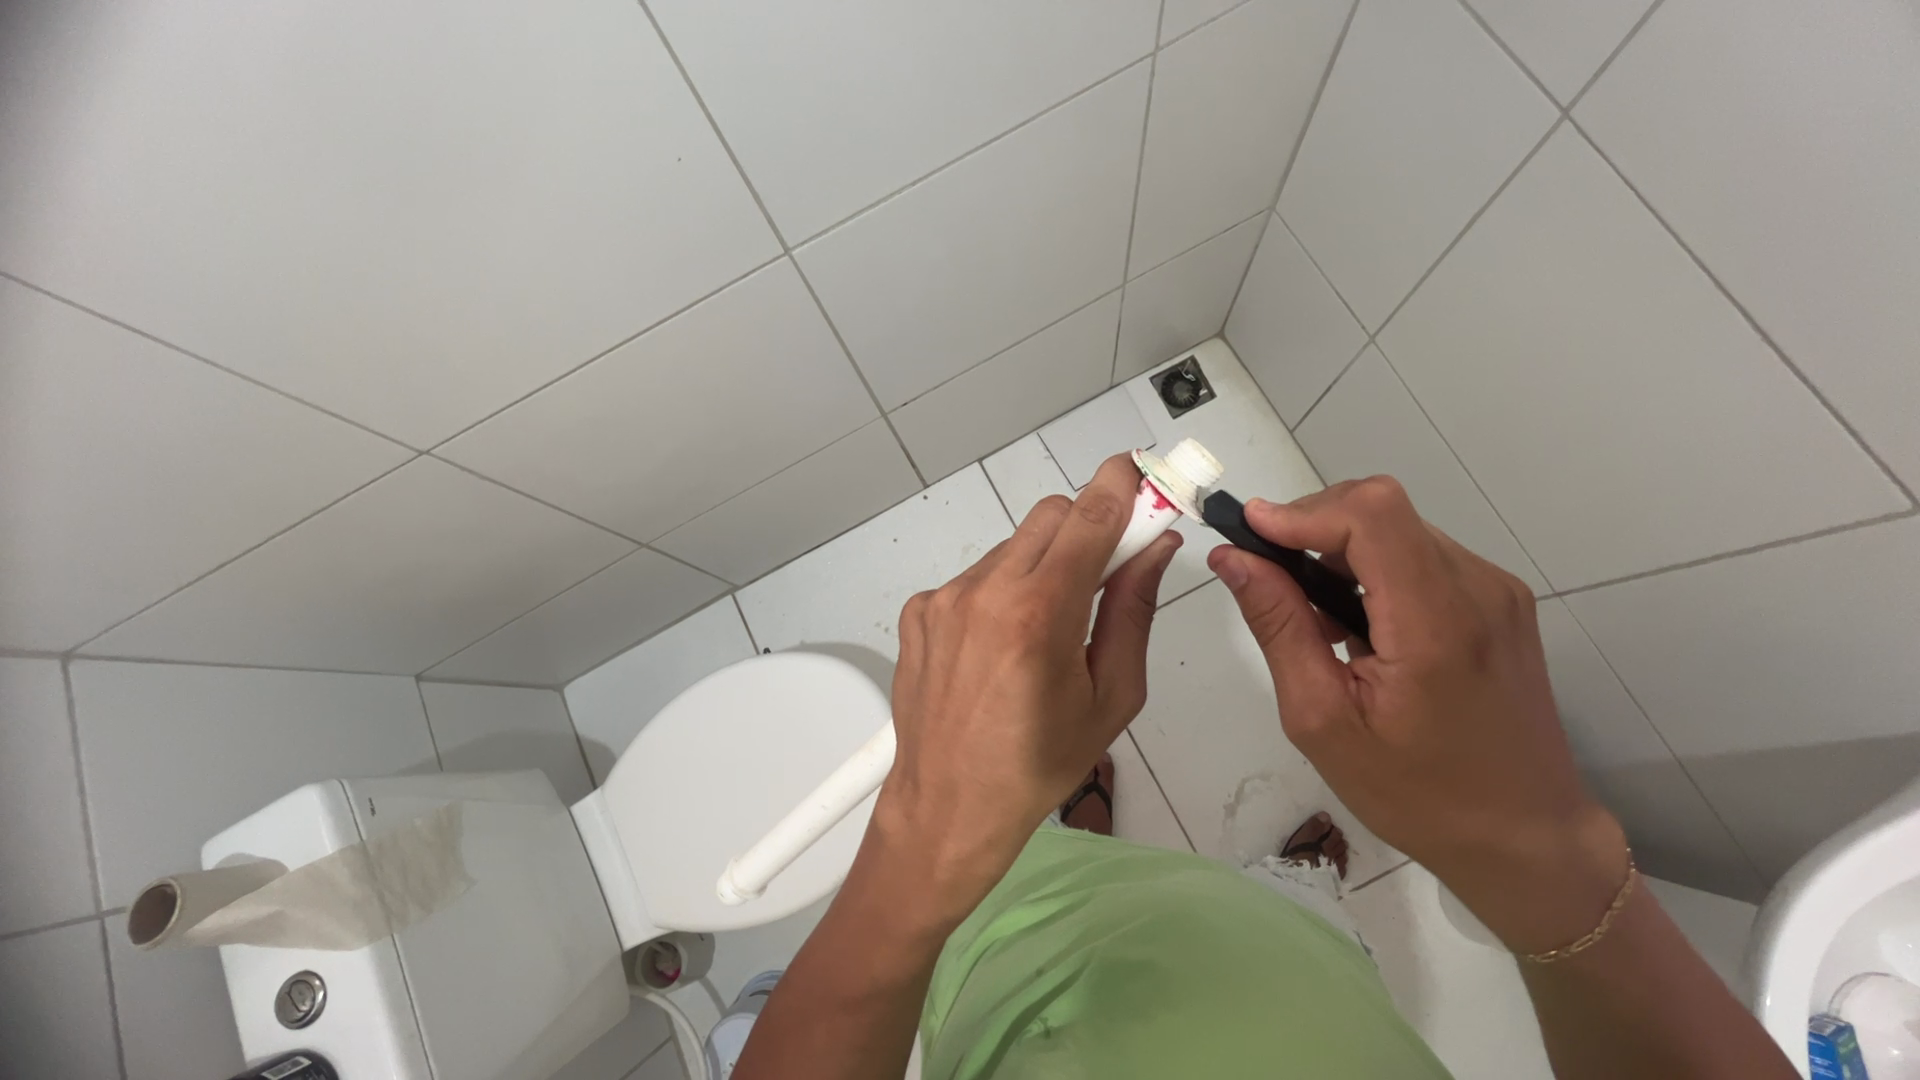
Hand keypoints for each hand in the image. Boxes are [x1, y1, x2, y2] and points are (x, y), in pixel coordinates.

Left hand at [877, 455, 1181, 912]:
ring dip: (1041, 563)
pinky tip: (1000, 643)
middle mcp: (984, 592)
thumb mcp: (1111, 696)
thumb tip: (1156, 547)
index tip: (1140, 471)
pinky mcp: (919, 610)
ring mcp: (943, 598)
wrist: (949, 806)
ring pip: (1011, 546)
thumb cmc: (1040, 763)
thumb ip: (1133, 610)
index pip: (1089, 518)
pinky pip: (974, 576)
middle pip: (1048, 515)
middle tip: (1104, 567)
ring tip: (1044, 626)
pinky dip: (1000, 591)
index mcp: (1038, 614)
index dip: (1121, 486)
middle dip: (1085, 526)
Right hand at [1207, 477, 1626, 953]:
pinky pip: (1420, 556)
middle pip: (1382, 510)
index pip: (1371, 515)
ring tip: (1310, 615)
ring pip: (1398, 529)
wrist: (1525, 837)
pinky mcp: (1499, 602)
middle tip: (1267, 578)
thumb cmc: (1414, 793)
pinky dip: (1371, 569)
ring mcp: (1496, 592)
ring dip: (1338, 549)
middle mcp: (1477, 588)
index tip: (1247, 534)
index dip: (1302, 510)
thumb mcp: (1322, 718)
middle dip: (1311, 526)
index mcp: (1436, 622)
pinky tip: (1355, 624)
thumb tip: (1232, 558)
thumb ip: (1278, 626)